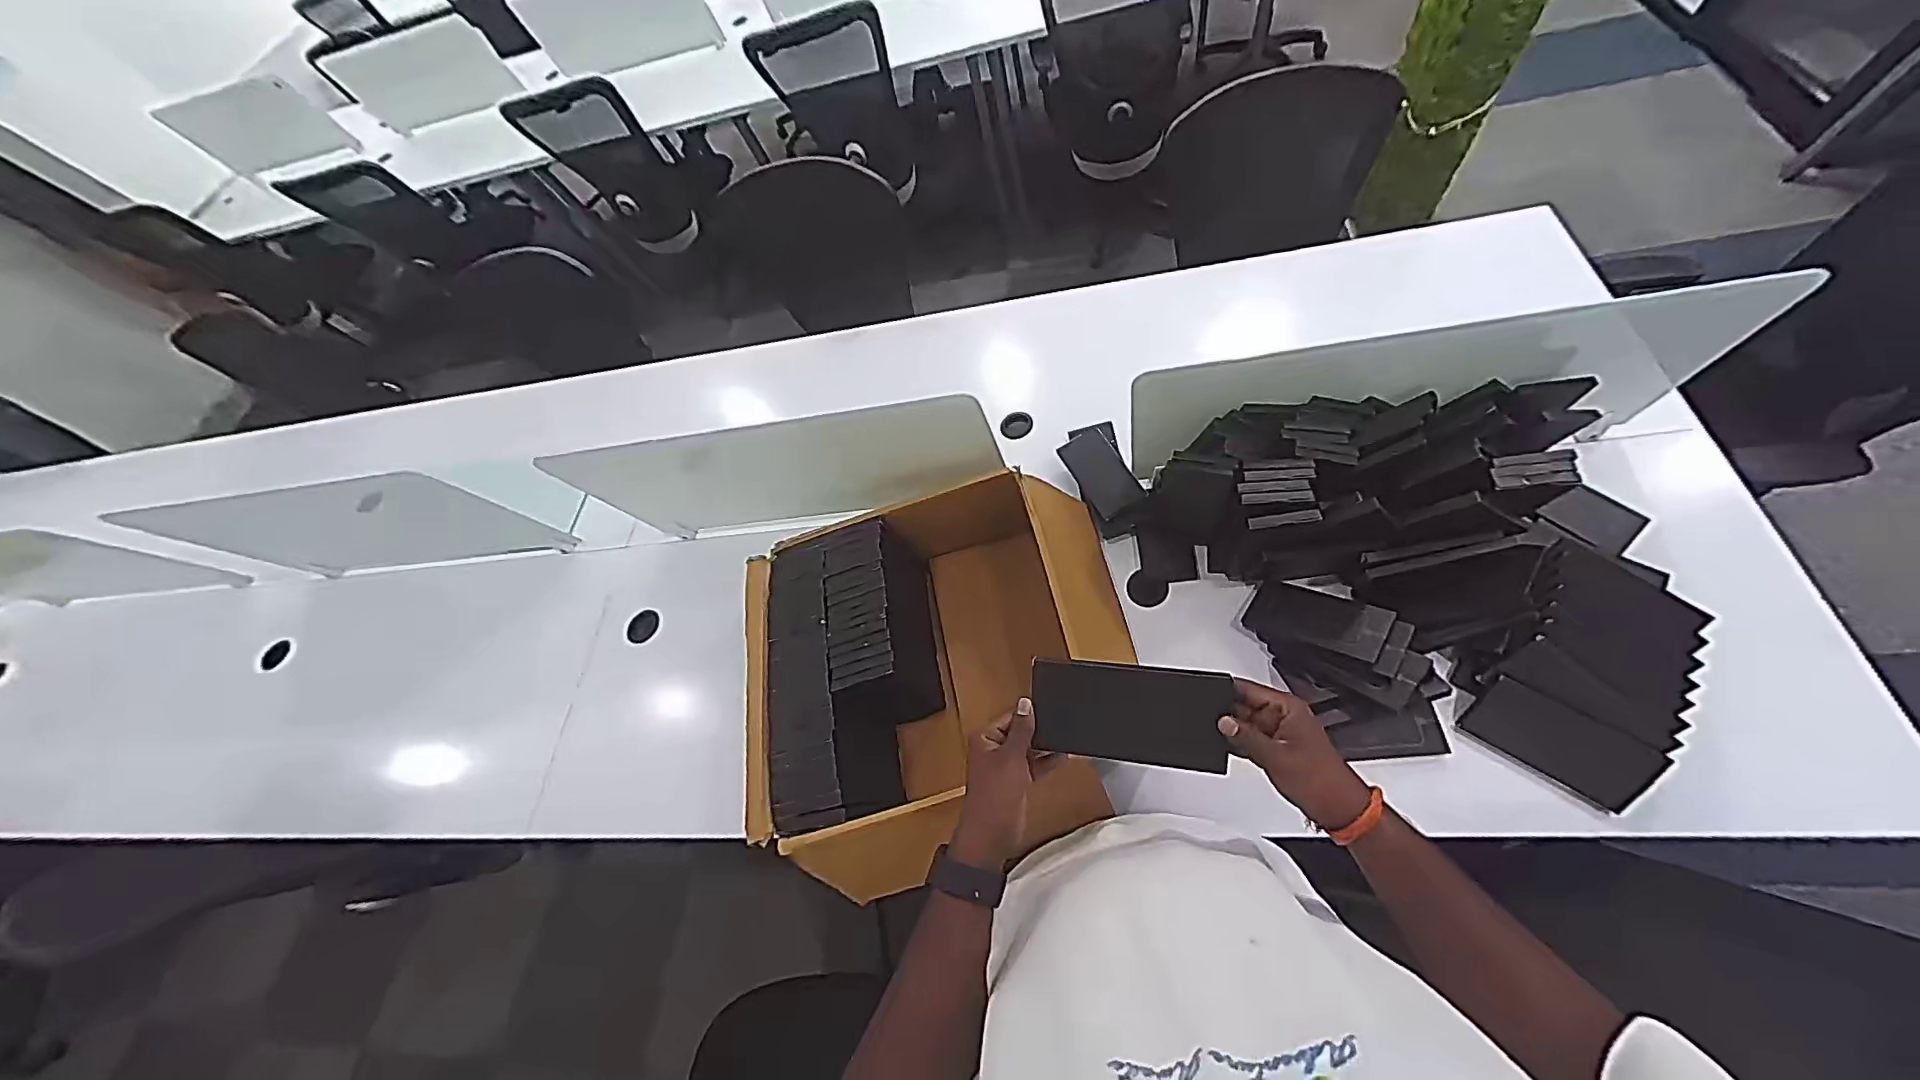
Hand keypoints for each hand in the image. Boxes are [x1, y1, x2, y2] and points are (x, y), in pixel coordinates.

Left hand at [953, 698, 1065, 867]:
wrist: (993, 836)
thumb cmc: (993, 798)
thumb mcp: (1011, 757)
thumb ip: (1021, 730)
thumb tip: (1025, 705)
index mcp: (984, 739)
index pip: (1009, 717)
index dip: (1028, 715)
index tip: (1048, 710)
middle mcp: (993, 750)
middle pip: (1020, 733)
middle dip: (1038, 732)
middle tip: (1060, 725)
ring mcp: (1005, 767)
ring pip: (1029, 750)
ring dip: (1045, 747)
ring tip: (1065, 739)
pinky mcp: (1016, 781)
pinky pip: (1034, 765)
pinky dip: (1046, 762)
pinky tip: (1063, 757)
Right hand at [1217, 678, 1373, 830]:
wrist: (1338, 808)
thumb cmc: (1321, 780)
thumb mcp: (1276, 756)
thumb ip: (1245, 736)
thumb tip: (1224, 722)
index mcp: (1288, 708)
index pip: (1248, 688)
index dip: (1227, 691)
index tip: (1207, 695)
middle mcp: (1283, 716)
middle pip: (1243, 706)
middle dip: (1229, 715)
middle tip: (1215, 724)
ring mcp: (1278, 732)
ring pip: (1244, 724)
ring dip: (1235, 733)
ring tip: (1231, 742)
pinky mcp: (1275, 748)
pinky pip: (1249, 739)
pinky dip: (1241, 745)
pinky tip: (1237, 751)